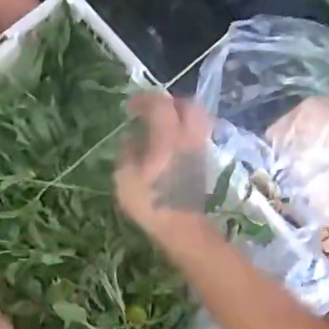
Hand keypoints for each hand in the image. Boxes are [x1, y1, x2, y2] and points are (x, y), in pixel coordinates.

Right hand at [115, 91, 215, 243]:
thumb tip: (131, 138)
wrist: (183, 228)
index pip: (161, 104)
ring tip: (161, 126)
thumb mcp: (125, 178)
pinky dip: (184, 131)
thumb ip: (127, 152)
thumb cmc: (151, 203)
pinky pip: (197, 135)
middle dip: (170, 102)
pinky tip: (169, 144)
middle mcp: (188, 138)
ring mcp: (199, 150)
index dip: (144, 100)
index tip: (130, 107)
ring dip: (180, 116)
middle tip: (152, 110)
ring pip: (198, 119)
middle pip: (189, 105)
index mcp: (168, 137)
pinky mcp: (203, 163)